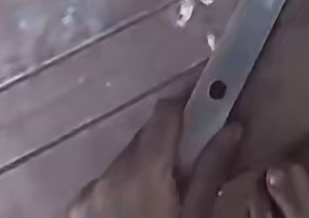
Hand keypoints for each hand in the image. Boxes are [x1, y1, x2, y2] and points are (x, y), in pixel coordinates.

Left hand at [68, 99, 240, 217]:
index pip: (165, 111)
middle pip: (145, 136)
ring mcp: (87, 192)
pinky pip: (106, 183)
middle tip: (192, 161)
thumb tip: (233, 126)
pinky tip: (138, 213)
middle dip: (169, 142)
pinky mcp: (75, 210)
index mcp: (144, 168)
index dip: (187, 102)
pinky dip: (124, 188)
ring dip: (146, 166)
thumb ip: (212, 170)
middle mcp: (111, 170)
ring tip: (165, 198)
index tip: (208, 102)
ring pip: (126, 160)